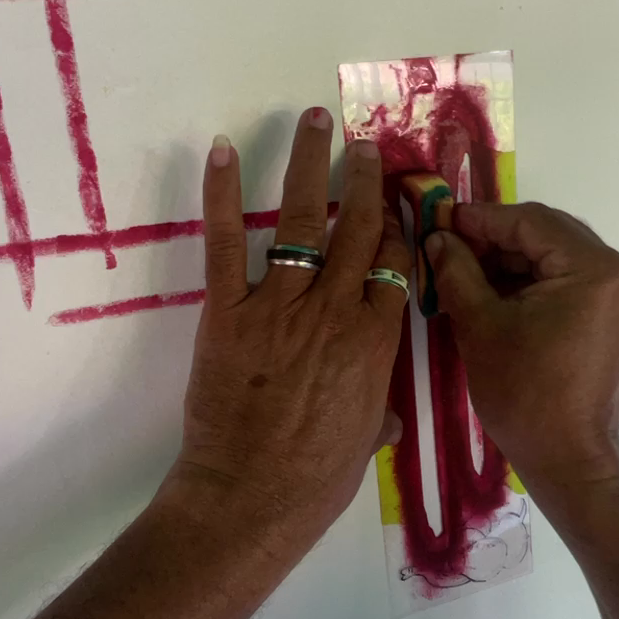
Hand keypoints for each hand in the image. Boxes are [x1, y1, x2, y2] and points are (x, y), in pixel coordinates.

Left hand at [167, 107, 411, 547]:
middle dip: (365, 179)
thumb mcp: (367, 438)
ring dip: (309, 164)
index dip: (398, 226)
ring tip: (316, 120)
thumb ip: (378, 405)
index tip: (396, 201)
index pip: (396, 264)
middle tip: (366, 144)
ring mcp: (279, 305)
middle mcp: (334, 309)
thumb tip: (385, 406)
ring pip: (300, 220)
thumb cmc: (318, 479)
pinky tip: (222, 151)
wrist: (251, 497)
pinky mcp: (227, 311)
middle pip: (358, 228)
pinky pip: (224, 243)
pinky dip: (220, 195)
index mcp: (375, 340)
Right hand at [424, 202, 618, 495]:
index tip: (441, 220)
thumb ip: (457, 271)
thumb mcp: (480, 326)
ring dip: (511, 260)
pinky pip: (567, 281)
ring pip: (556, 257)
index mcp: (594, 270)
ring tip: (464, 271)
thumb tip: (438, 237)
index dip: (481, 218)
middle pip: (548, 235)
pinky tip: (492, 291)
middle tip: (449, 245)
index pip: (531, 223)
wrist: (568, 458)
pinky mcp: (613, 317)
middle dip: (495, 238)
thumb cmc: (524, 394)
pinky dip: (530, 282)